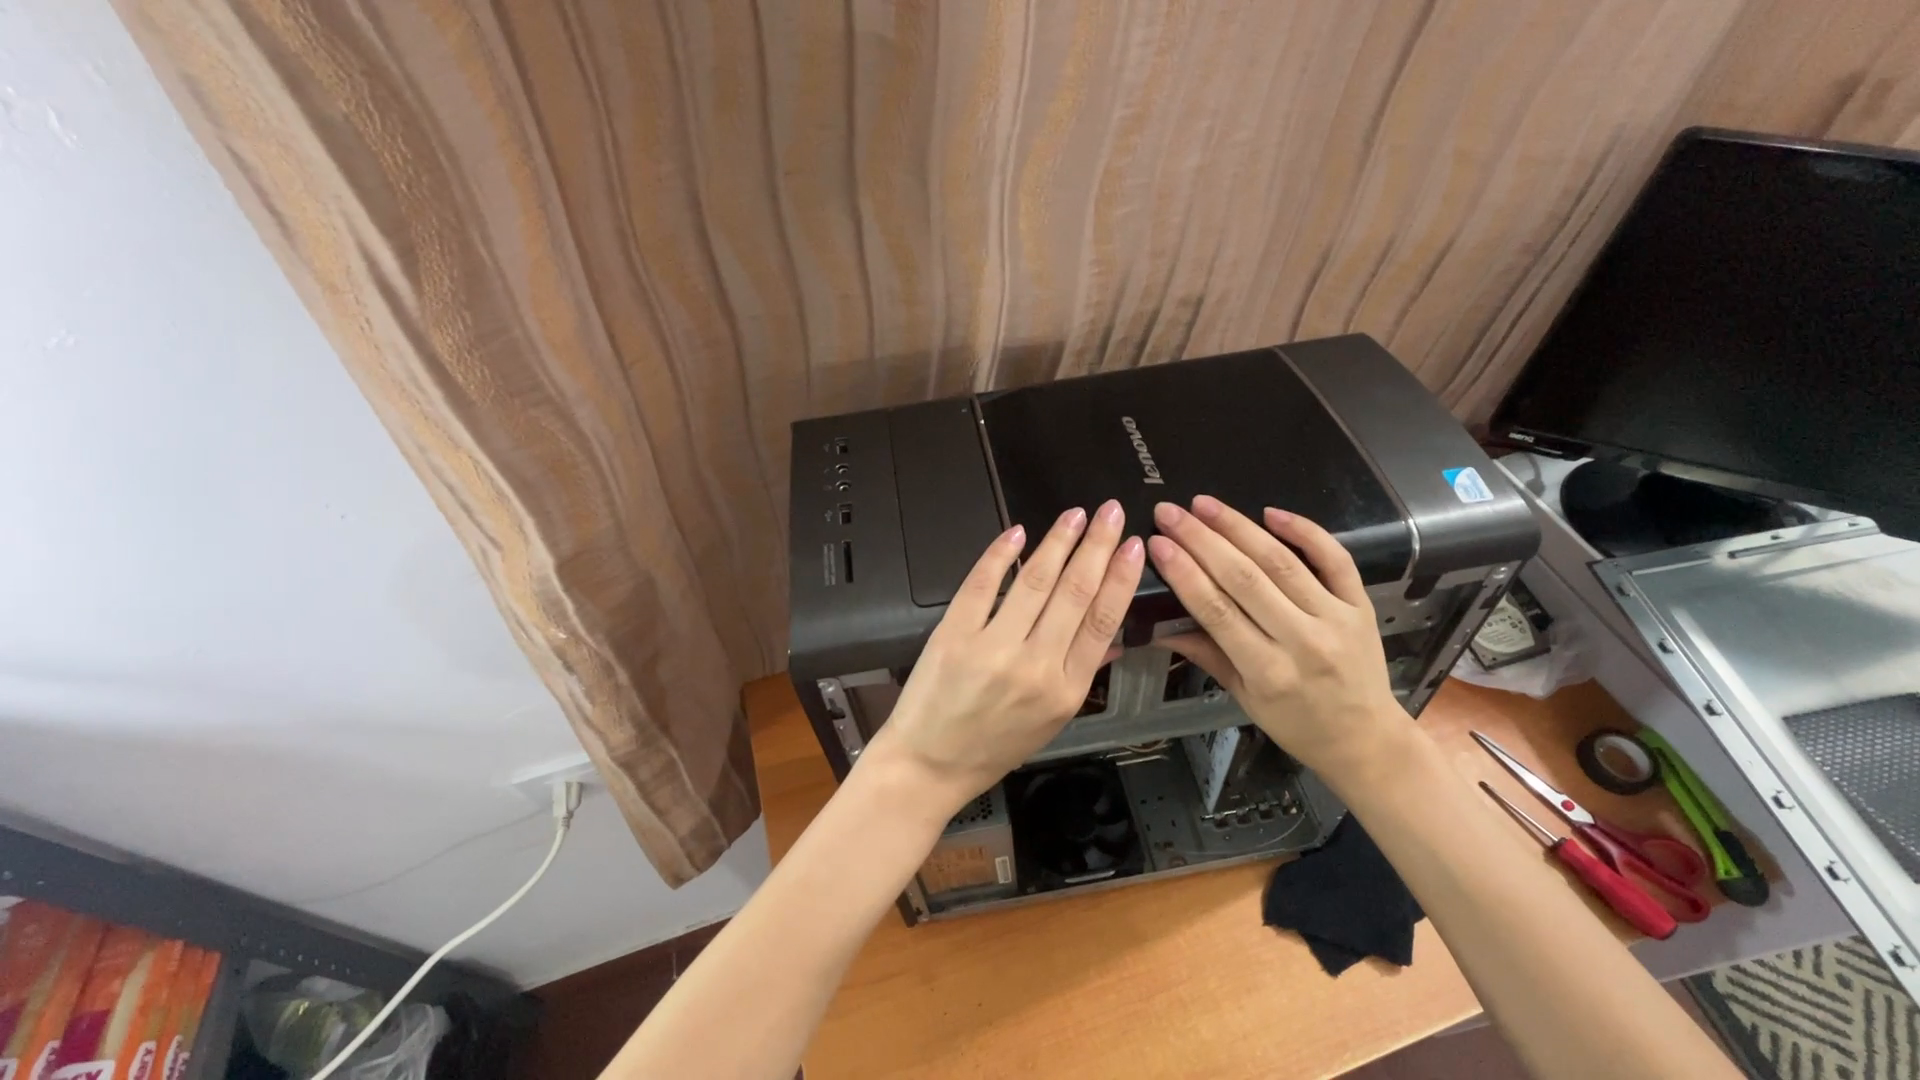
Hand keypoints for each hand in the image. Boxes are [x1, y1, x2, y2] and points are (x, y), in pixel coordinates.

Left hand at [863, 500, 1144, 815]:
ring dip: (1058, 541)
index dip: (1121, 578)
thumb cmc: (993, 746)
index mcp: (1065, 690)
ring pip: (1035, 581)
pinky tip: (1019, 531)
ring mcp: (992, 648)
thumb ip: (1083, 675)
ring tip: (1075, 515)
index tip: (1134, 545)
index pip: (1102, 621)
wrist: (930, 764)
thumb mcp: (1051, 723)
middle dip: (1097, 546)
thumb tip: (1114, 637)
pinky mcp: (954, 635)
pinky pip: (982, 584)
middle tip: (1111, 512)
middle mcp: (1035, 667)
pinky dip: (1002, 554)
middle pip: (1075, 592)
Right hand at [1146, 495, 1406, 777]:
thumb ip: (1205, 654)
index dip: (1184, 572)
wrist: (1366, 739)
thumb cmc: (1296, 723)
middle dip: (1202, 540)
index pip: (1216, 610)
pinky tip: (1271, 511)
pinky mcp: (1359, 604)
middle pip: (1244, 578)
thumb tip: (1157, 625)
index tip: (1157, 543)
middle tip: (1170, 512)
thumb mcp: (1244, 697)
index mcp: (1267, 671)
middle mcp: (1302, 641)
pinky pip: (1334, 559)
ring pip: (1282, 562)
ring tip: (1204, 504)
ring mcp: (1335, 619)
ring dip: (1239, 527)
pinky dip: (1305, 531)